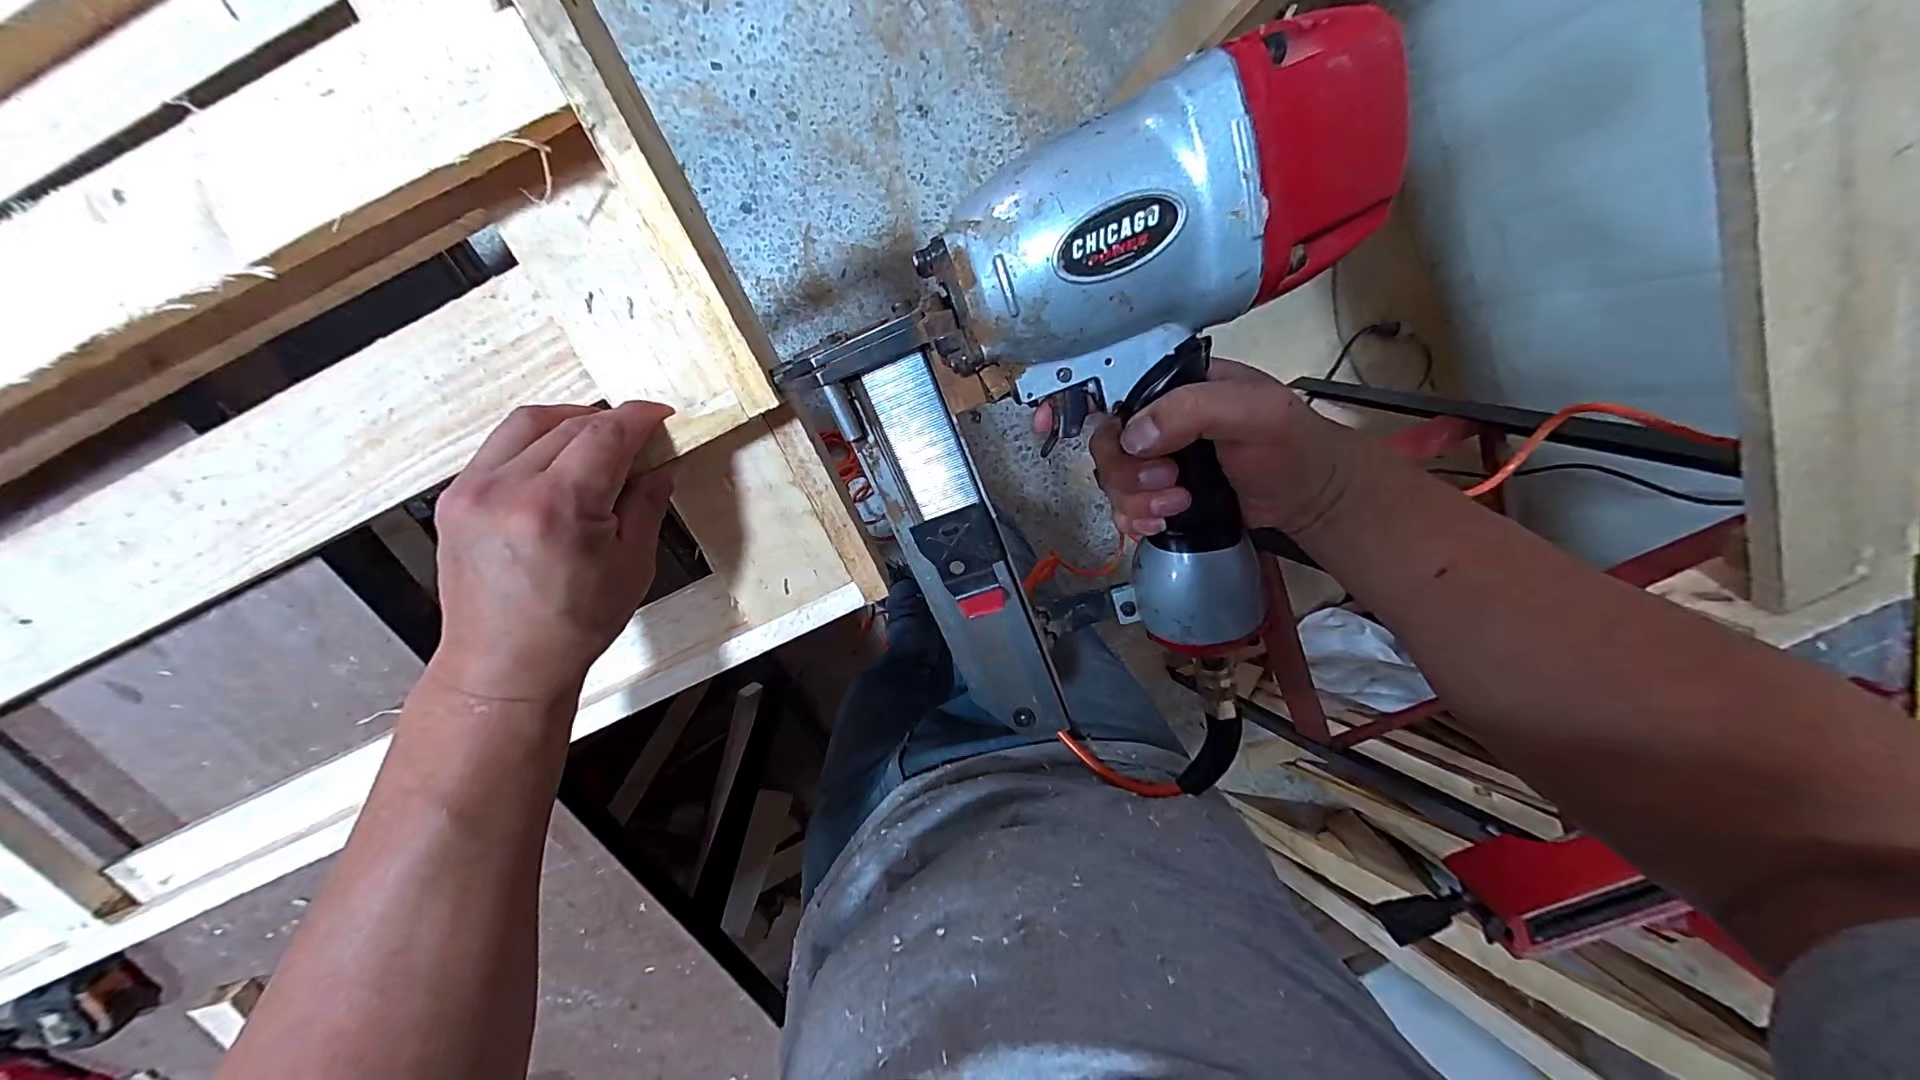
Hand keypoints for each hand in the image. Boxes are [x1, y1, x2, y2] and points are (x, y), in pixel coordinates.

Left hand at [428, 402, 676, 703]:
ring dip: (572, 422)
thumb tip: (658, 469)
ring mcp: (473, 491)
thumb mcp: (634, 565)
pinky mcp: (456, 498)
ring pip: (529, 424)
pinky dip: (538, 442)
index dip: (639, 417)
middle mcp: (507, 489)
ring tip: (600, 441)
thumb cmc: (571, 626)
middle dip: (612, 423)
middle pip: (570, 423)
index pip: (606, 434)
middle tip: (641, 439)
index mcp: (558, 507)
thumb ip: (647, 505)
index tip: (659, 415)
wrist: (507, 662)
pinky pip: (501, 447)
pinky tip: (562, 462)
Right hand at [1073, 359, 1357, 537]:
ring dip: (1135, 502)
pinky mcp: (1160, 494)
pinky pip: (1123, 508)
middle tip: (1168, 484)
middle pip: (1104, 442)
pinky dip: (1134, 520)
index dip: (1072, 400)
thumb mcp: (1253, 412)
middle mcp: (1158, 418)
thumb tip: (1135, 437)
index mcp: (1174, 385)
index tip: (1047, 424)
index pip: (1112, 382)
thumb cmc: (1292, 444)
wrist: (1310, 498)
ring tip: (1177, 508)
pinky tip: (1158, 526)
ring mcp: (1157, 459)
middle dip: (1126, 473)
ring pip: (1110, 480)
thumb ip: (1193, 410)